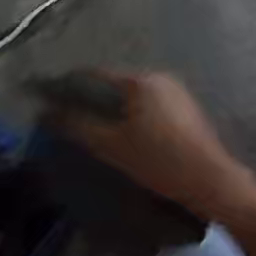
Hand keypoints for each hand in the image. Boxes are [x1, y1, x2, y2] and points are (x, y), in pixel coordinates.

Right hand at [45, 71, 255, 223]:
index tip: (46, 96)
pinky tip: (123, 134)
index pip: (95, 75)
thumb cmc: (158, 160)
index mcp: (141, 81)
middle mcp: (160, 78)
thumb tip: (47, 112)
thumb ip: (78, 125)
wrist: (209, 180)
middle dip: (90, 97)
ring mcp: (177, 93)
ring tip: (90, 126)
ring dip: (111, 107)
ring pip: (133, 96)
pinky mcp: (186, 110)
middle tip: (66, 115)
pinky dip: (131, 114)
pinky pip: (149, 105)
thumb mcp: (111, 145)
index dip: (68, 85)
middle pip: (114, 84)